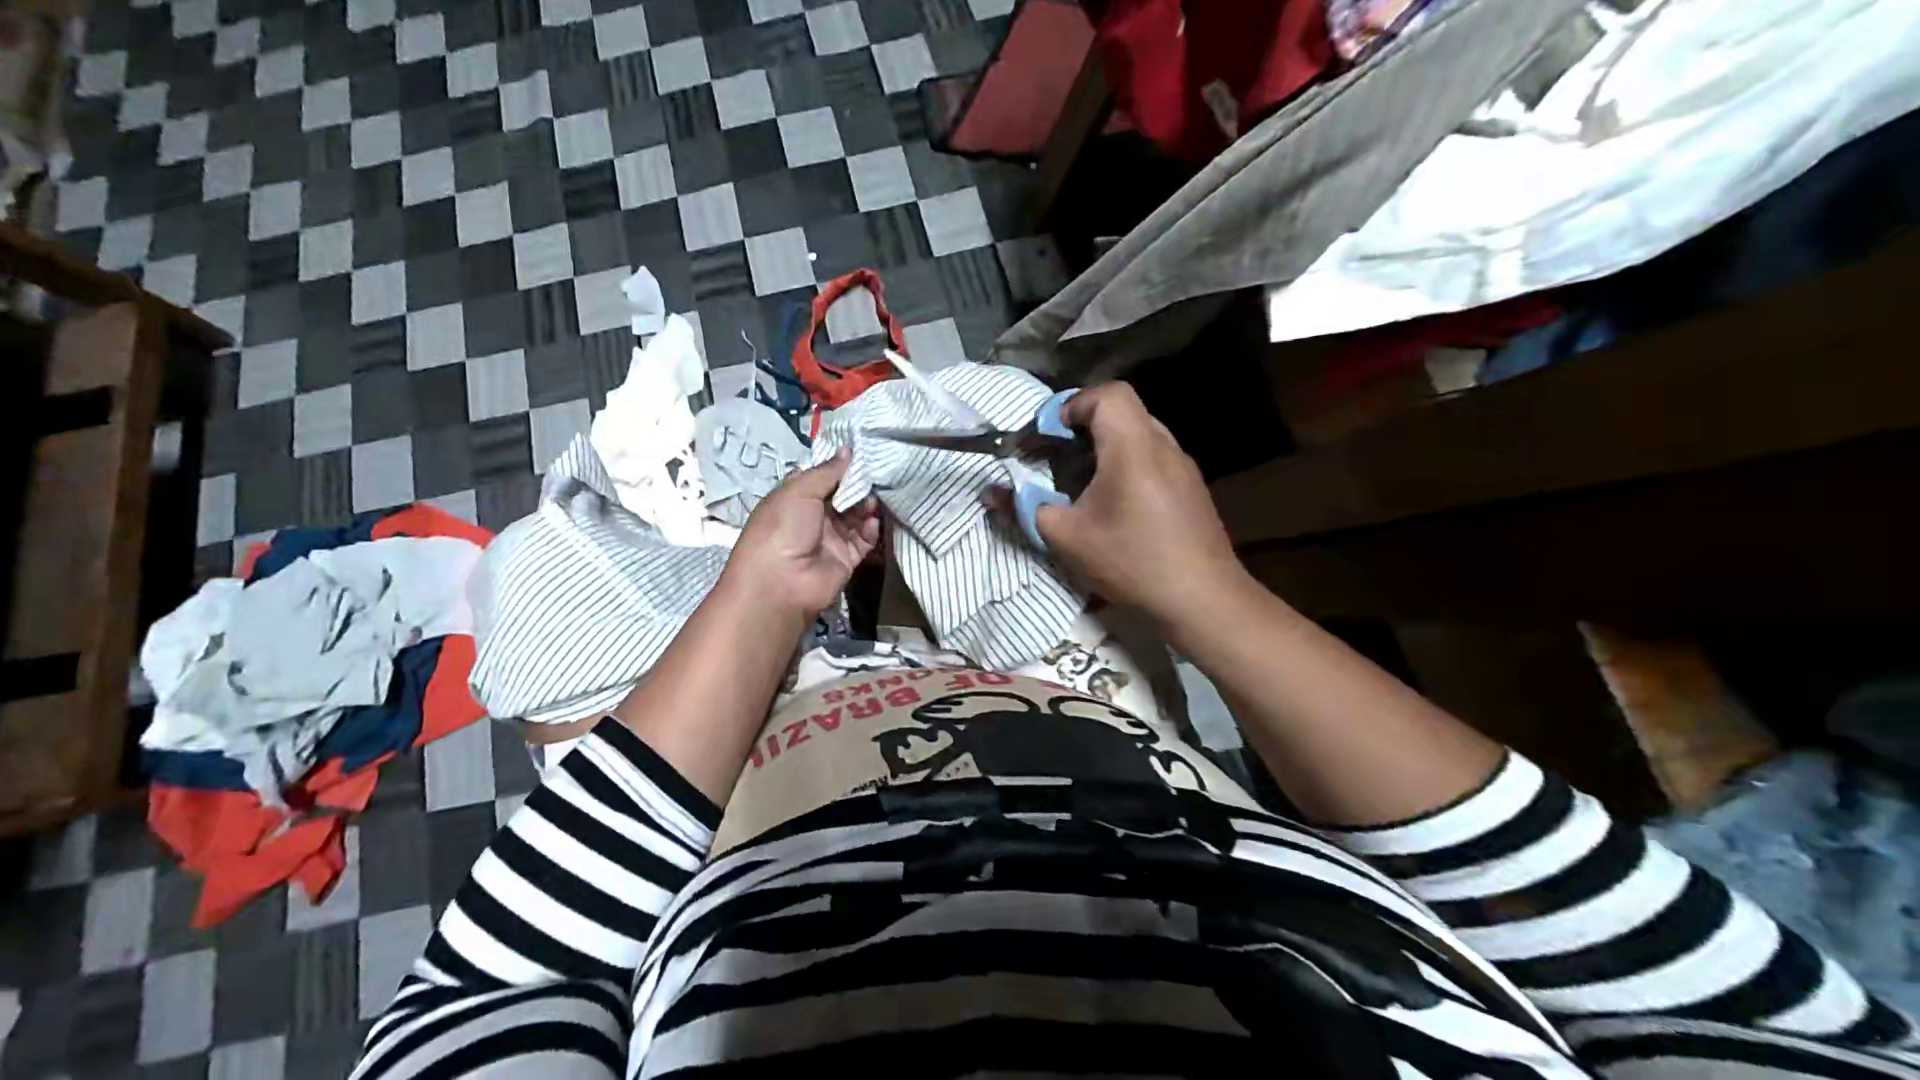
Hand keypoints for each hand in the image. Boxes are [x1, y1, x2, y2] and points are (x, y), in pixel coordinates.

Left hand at [719, 448, 880, 619]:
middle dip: (857, 486)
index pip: (822, 478)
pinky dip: (871, 529)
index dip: (840, 467)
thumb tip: (847, 450)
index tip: (860, 455)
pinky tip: (873, 521)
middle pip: (842, 496)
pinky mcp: (846, 559)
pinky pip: (864, 540)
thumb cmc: (783, 528)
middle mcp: (813, 517)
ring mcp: (830, 539)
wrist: (781, 583)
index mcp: (795, 498)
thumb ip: (827, 471)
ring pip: (855, 517)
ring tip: (873, 500)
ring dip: (866, 506)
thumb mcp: (799, 490)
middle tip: (873, 476)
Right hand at [1031, 383, 1251, 630]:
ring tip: (1080, 482)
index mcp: (1134, 448)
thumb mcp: (1066, 538)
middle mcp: (1164, 447)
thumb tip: (989, 494)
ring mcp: (1183, 468)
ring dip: (1104, 448)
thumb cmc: (1131, 562)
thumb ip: (1024, 509)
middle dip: (1082, 427)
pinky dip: (1126, 466)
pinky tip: (1113, 506)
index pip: (1107, 395)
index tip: (1047, 438)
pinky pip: (1153, 459)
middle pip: (1122, 412)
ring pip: (1138, 436)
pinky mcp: (1191, 489)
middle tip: (1055, 458)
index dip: (1071, 404)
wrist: (1203, 601)